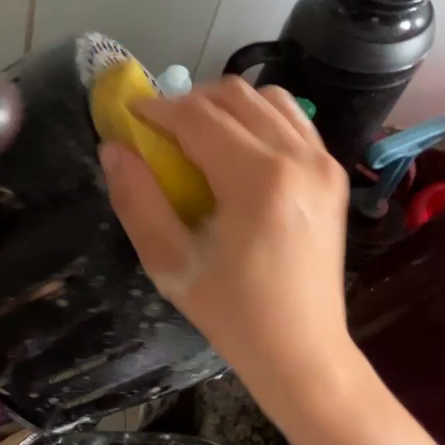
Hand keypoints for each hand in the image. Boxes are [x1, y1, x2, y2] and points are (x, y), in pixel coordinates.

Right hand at [99, 76, 352, 396]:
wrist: (300, 347)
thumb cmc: (230, 311)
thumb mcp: (168, 263)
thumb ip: (137, 200)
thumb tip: (114, 150)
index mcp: (258, 180)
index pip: (198, 117)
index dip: (156, 110)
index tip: (126, 118)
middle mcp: (298, 157)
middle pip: (235, 96)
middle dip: (186, 102)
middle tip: (155, 131)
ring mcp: (322, 162)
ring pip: (267, 99)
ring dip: (222, 107)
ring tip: (191, 137)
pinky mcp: (331, 173)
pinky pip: (290, 121)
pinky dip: (255, 120)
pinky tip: (230, 152)